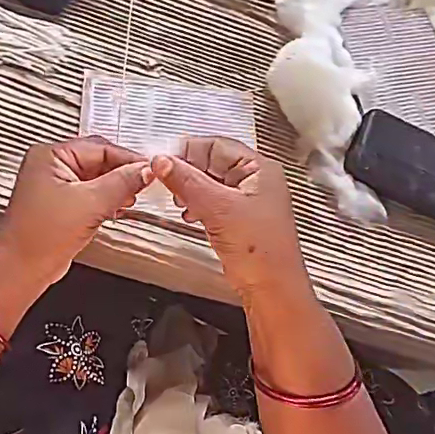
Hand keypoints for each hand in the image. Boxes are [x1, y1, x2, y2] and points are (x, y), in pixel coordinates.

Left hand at [0, 137, 152, 285]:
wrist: (21, 270)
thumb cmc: (37, 237)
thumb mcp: (90, 203)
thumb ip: (122, 182)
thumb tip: (143, 170)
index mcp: (51, 155)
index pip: (101, 147)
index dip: (128, 159)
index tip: (149, 170)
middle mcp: (50, 166)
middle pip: (100, 161)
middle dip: (123, 174)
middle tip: (143, 183)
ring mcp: (55, 186)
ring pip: (97, 178)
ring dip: (117, 188)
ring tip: (129, 198)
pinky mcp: (61, 205)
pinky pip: (91, 194)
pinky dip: (107, 200)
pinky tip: (116, 208)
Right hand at [151, 138, 304, 296]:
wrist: (271, 288)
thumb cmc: (262, 251)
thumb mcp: (218, 208)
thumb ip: (187, 181)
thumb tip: (164, 162)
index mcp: (259, 169)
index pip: (216, 145)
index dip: (188, 150)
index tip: (163, 159)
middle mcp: (255, 181)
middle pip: (211, 162)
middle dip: (187, 171)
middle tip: (164, 177)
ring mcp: (247, 201)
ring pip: (209, 182)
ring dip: (190, 188)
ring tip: (176, 196)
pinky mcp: (237, 219)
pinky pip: (211, 201)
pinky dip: (196, 204)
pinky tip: (188, 212)